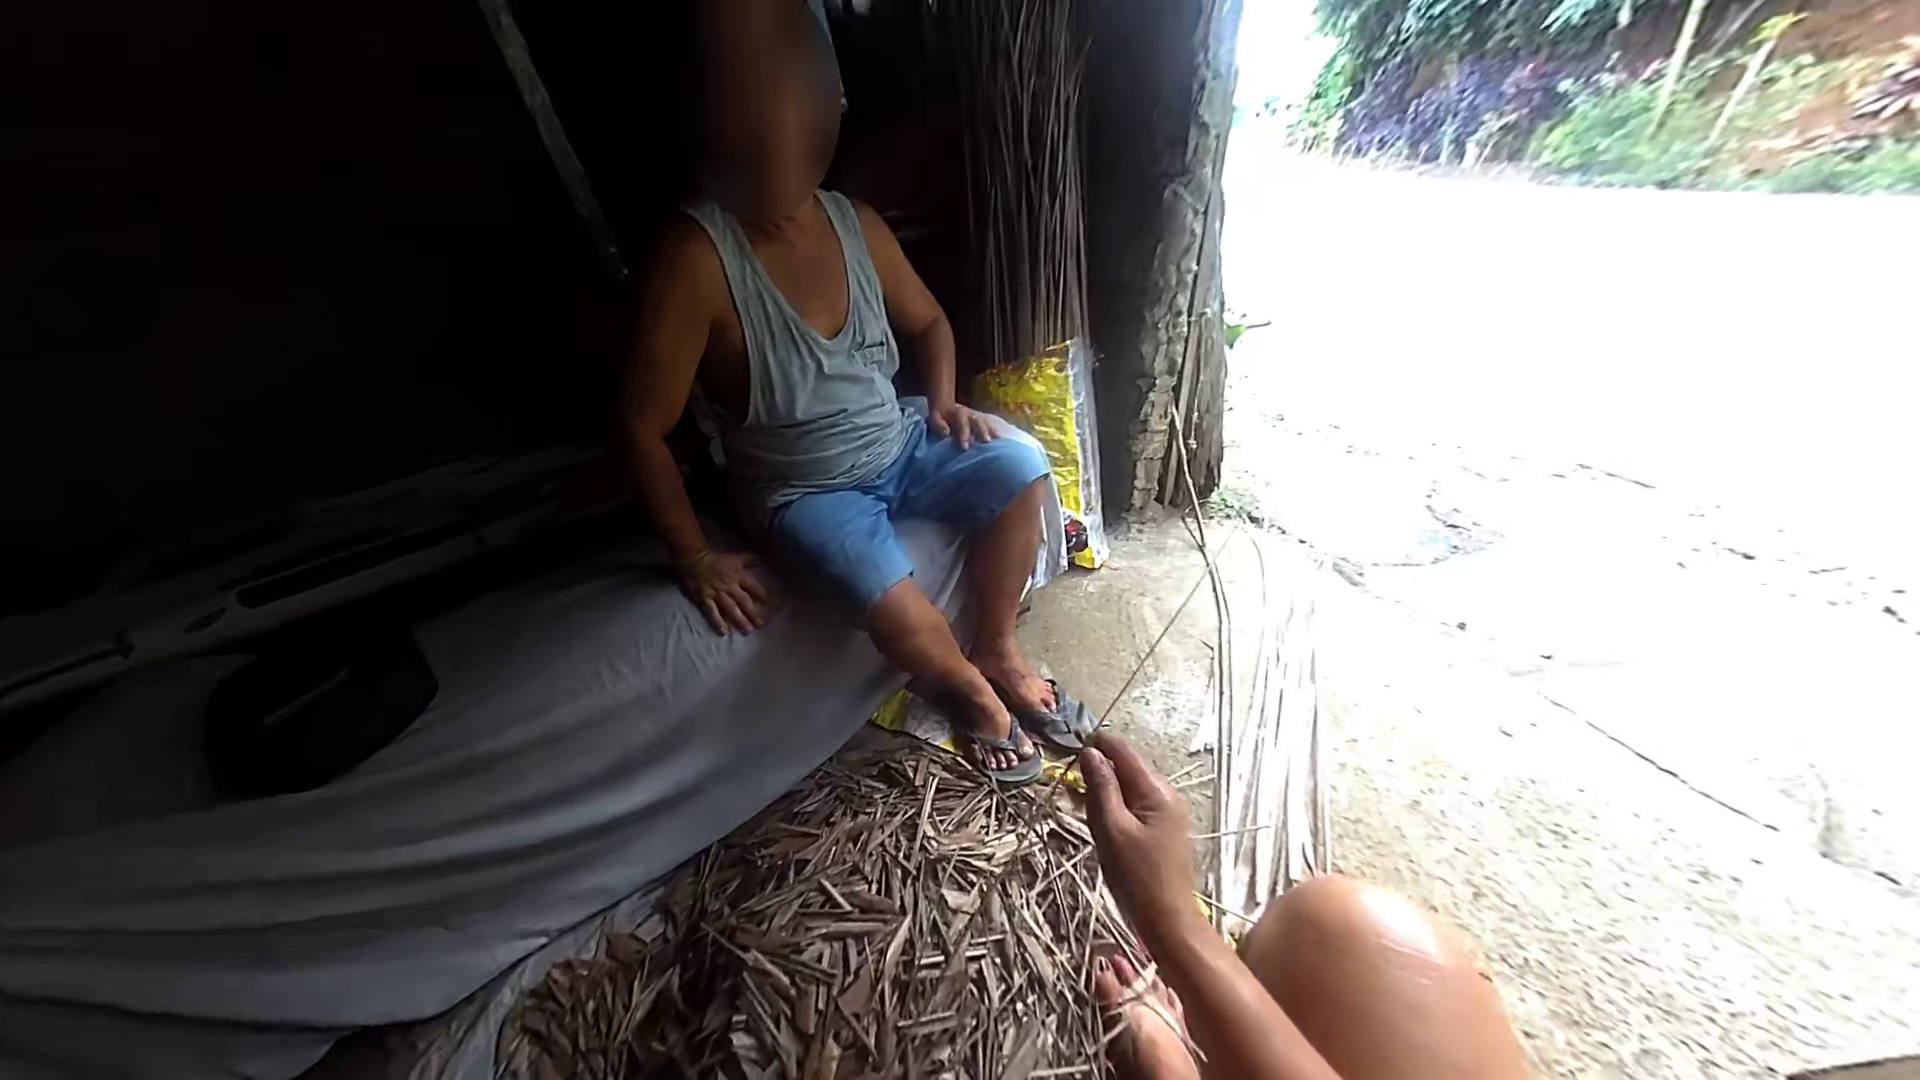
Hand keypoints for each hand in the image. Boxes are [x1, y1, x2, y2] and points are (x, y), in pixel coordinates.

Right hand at [679, 550, 774, 635]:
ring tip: (747, 631)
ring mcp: (717, 594)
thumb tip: (764, 559)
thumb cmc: (717, 559)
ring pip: (730, 609)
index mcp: (739, 577)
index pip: (756, 589)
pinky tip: (724, 632)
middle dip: (753, 613)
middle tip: (760, 625)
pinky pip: (712, 612)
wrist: (694, 558)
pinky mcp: (704, 599)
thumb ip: (751, 560)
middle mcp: (730, 587)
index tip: (777, 607)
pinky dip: (718, 622)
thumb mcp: (736, 557)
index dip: (767, 598)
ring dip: (739, 620)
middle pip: (744, 602)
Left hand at [927, 401, 996, 449]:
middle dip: (982, 432)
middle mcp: (971, 414)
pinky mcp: (983, 420)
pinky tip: (1002, 439)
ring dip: (992, 431)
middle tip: (986, 442)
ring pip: (986, 422)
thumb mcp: (934, 418)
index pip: (962, 425)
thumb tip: (945, 433)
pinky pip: (991, 425)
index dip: (964, 435)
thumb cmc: (940, 416)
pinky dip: (996, 431)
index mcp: (959, 414)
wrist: (946, 405)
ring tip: (999, 440)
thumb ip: (939, 425)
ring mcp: (978, 417)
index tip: (965, 447)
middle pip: (978, 422)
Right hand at [1082, 734, 1199, 948]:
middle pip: (1128, 768)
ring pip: (1131, 787)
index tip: (1073, 748)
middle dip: (1102, 773)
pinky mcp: (1166, 828)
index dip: (1099, 744)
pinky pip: (1138, 804)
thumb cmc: (1137, 876)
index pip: (1124, 752)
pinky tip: (1110, 827)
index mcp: (1156, 791)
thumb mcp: (1111, 829)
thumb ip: (1101, 787)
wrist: (1168, 922)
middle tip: (1079, 793)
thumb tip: (1091, 752)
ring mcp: (1169, 812)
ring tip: (1093, 815)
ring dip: (1110, 792)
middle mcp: (1167, 794)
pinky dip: (1120, 806)